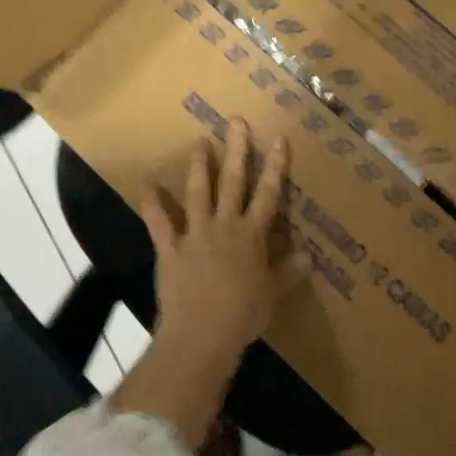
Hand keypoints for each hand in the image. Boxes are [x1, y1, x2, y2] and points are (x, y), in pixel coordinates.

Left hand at [139, 121, 310, 361]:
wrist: (201, 334)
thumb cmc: (243, 315)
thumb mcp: (273, 293)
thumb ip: (289, 271)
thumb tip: (309, 255)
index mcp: (252, 235)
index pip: (269, 194)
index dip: (275, 165)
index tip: (278, 138)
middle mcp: (225, 225)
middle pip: (234, 182)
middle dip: (237, 150)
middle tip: (236, 121)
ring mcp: (195, 233)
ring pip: (199, 192)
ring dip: (200, 166)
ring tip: (200, 142)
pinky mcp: (170, 248)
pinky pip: (158, 221)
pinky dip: (151, 201)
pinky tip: (146, 182)